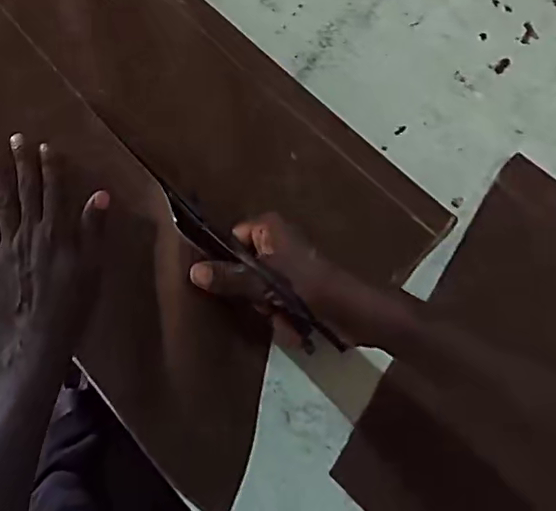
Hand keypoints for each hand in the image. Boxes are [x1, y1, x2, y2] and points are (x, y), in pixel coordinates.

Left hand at [0, 134, 109, 358]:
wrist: (39, 338)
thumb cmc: (72, 303)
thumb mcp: (92, 267)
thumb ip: (94, 230)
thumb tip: (101, 195)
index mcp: (56, 232)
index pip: (53, 191)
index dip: (50, 167)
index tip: (44, 146)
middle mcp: (30, 232)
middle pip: (26, 191)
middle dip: (22, 163)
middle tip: (16, 138)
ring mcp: (9, 245)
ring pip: (3, 204)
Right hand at [187, 212, 418, 349]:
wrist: (362, 315)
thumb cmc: (314, 288)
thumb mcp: (267, 284)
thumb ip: (230, 278)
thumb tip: (192, 272)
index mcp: (267, 227)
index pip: (231, 239)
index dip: (229, 263)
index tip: (232, 284)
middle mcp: (276, 240)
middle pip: (244, 268)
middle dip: (254, 294)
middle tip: (265, 305)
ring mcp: (289, 265)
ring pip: (260, 289)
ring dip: (269, 310)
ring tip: (285, 319)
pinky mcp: (301, 287)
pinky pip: (277, 300)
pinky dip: (284, 316)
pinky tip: (296, 327)